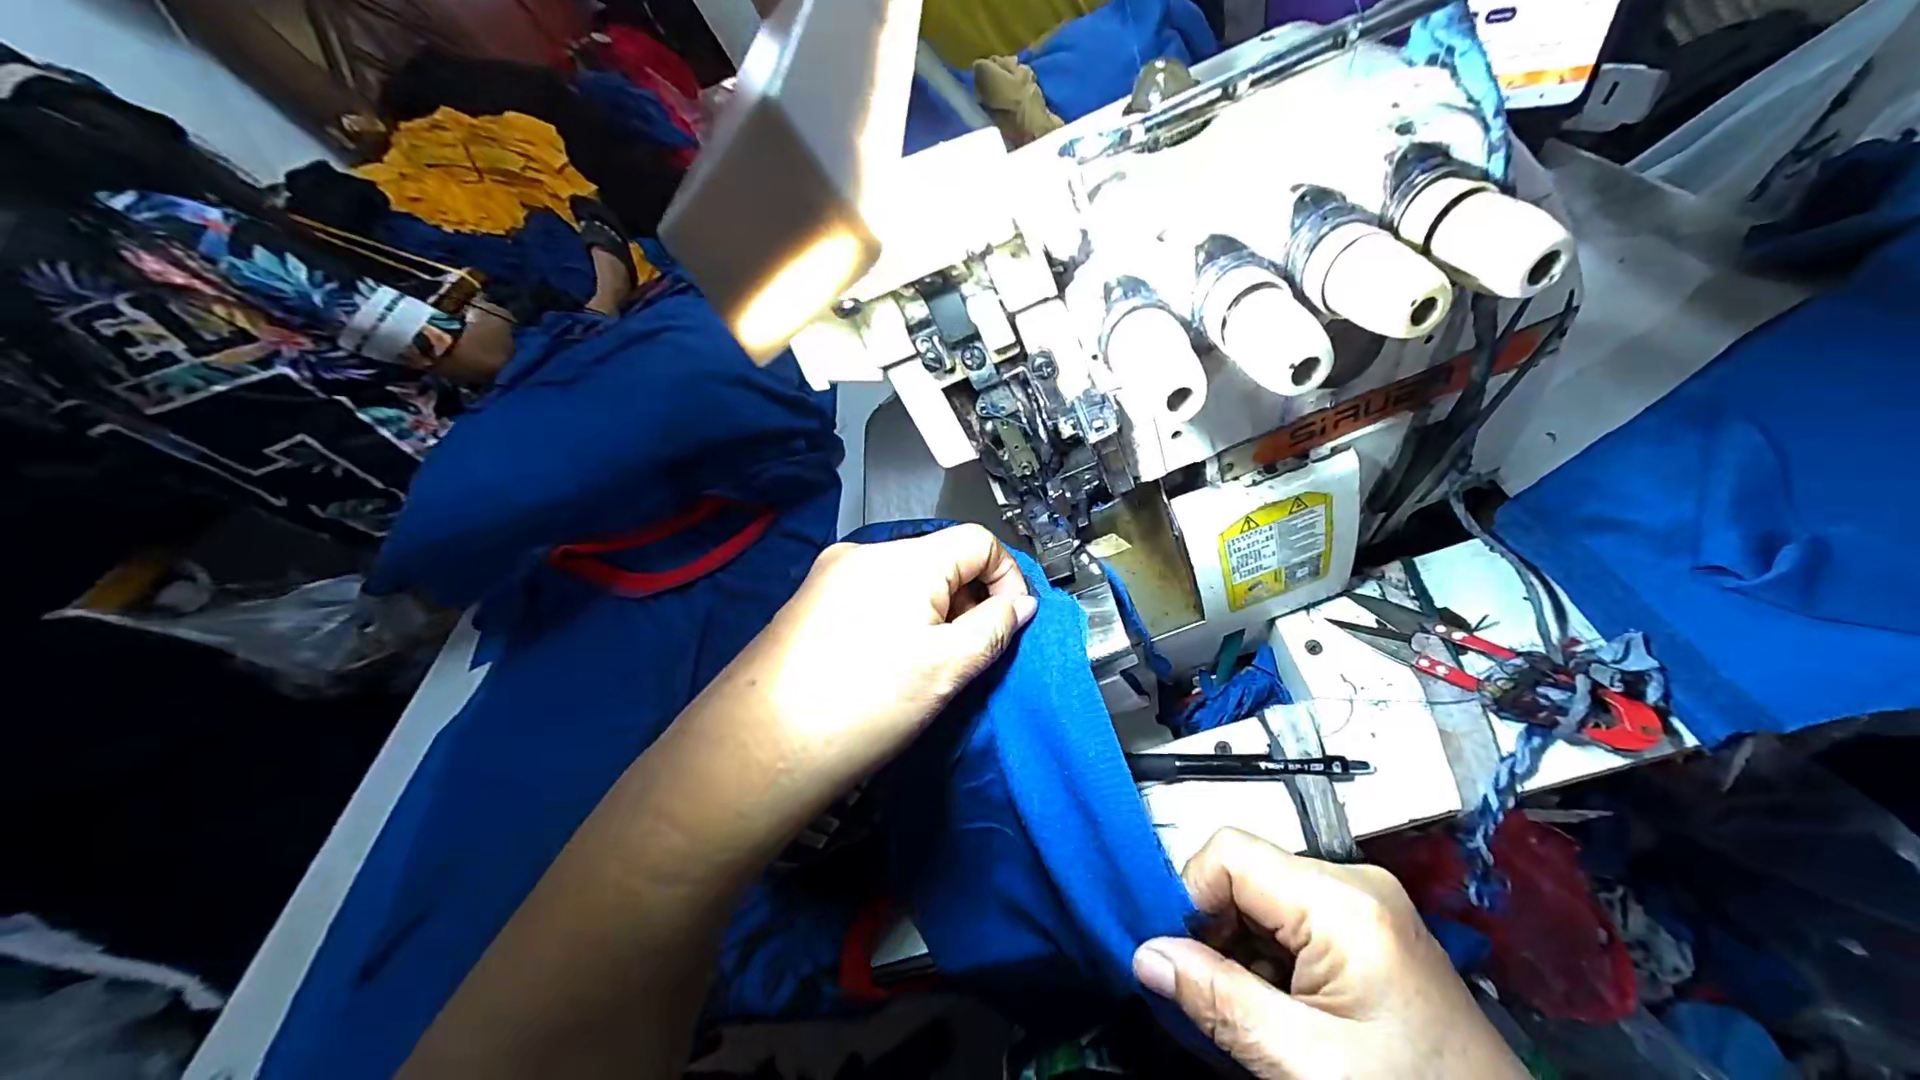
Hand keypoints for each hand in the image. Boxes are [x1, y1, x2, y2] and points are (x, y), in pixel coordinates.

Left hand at [697, 524, 1035, 788]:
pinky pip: (871, 596)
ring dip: (931, 612)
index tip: (1009, 622)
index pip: (978, 542)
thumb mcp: (947, 668)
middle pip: (940, 559)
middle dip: (967, 599)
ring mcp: (830, 576)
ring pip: (905, 580)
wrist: (761, 747)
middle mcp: (863, 554)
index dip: (1006, 578)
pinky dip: (895, 619)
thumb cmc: (862, 706)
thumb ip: (994, 628)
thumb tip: (1019, 606)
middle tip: (967, 653)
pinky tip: (885, 664)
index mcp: (903, 560)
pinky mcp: (809, 602)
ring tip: (924, 666)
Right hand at [1133, 829, 1526, 1079]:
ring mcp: (1362, 904)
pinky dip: (1264, 959)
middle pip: (1243, 873)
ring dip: (1236, 950)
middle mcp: (1353, 883)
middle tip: (1211, 999)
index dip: (1189, 897)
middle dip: (1212, 930)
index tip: (1180, 961)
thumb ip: (1219, 1001)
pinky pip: (1286, 919)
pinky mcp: (1364, 928)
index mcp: (1344, 902)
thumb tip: (1144, 955)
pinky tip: (1278, 1010)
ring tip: (1252, 1015)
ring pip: (1258, 898)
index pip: (1228, 853)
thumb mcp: (1307, 1065)